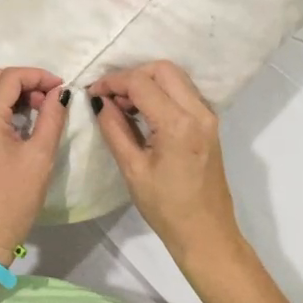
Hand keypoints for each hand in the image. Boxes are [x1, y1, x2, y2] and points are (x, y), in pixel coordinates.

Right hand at [89, 61, 240, 256]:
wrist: (206, 233)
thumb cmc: (166, 207)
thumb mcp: (132, 169)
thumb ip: (114, 128)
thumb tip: (100, 102)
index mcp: (178, 124)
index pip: (140, 82)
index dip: (112, 82)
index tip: (92, 93)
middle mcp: (198, 112)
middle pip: (163, 69)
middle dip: (132, 75)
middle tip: (111, 97)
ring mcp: (208, 117)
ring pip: (176, 77)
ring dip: (148, 82)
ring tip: (124, 106)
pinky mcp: (209, 124)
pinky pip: (184, 92)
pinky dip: (162, 92)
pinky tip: (143, 114)